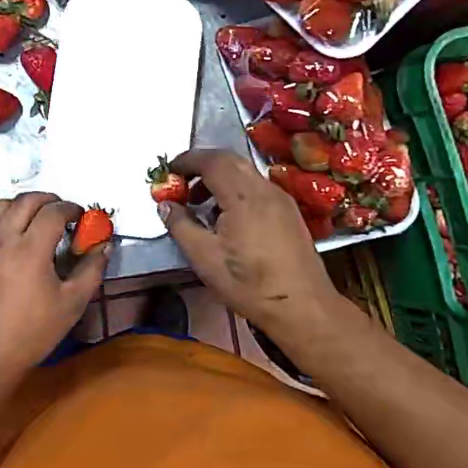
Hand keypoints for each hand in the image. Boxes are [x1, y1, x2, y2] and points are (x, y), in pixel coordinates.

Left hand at [0, 192, 108, 378]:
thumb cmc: (31, 333)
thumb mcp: (71, 304)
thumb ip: (91, 270)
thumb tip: (103, 246)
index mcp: (30, 249)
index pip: (54, 211)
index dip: (72, 209)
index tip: (82, 218)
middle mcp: (4, 239)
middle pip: (27, 200)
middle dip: (50, 200)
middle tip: (64, 215)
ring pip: (3, 204)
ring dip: (24, 204)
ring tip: (38, 220)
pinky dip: (3, 216)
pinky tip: (13, 233)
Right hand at [159, 150, 349, 342]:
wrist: (302, 307)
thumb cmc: (248, 284)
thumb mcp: (204, 257)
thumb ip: (180, 225)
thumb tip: (166, 205)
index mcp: (243, 196)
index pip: (212, 160)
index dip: (187, 160)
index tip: (168, 171)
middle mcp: (265, 189)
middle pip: (230, 161)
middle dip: (202, 166)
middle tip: (182, 184)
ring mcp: (281, 199)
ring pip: (245, 174)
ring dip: (220, 179)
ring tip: (201, 205)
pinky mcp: (289, 213)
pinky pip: (257, 189)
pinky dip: (236, 191)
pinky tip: (227, 219)